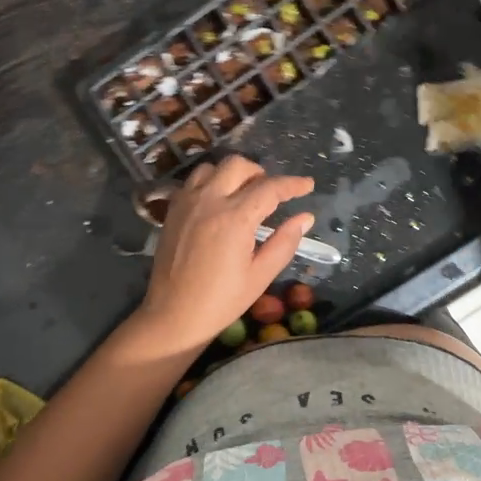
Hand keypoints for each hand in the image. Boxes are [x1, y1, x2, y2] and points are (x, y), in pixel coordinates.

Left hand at [132, 155, 314, 353]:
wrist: (174, 315)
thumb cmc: (221, 301)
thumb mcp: (260, 276)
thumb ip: (284, 242)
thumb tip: (305, 218)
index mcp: (235, 218)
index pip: (269, 188)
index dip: (292, 184)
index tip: (307, 185)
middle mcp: (209, 201)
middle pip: (238, 165)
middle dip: (260, 174)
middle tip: (271, 194)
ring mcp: (187, 203)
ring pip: (212, 168)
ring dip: (232, 175)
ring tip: (242, 196)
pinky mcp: (172, 211)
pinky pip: (193, 183)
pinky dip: (210, 184)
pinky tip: (218, 205)